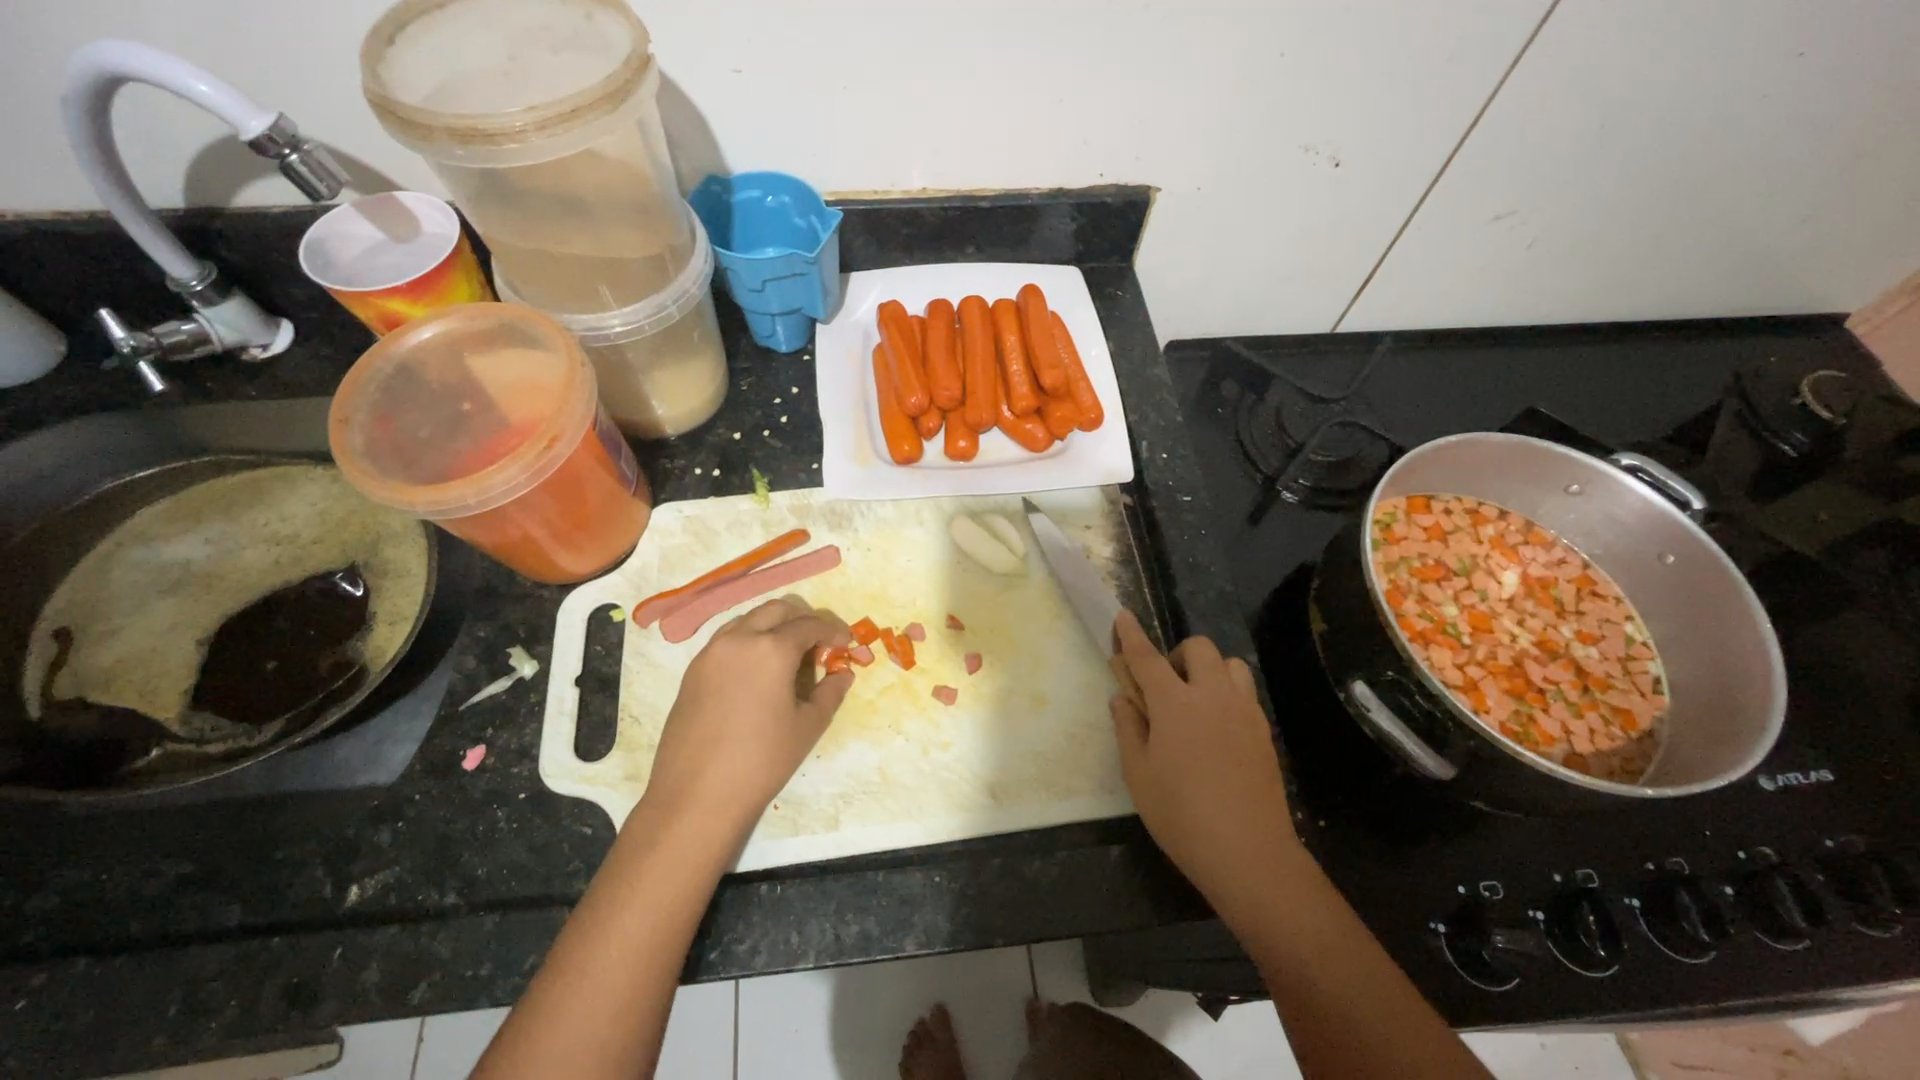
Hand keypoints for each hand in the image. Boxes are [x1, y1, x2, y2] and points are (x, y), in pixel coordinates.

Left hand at [642, 598, 852, 833]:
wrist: (697, 794)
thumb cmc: (762, 760)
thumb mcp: (807, 726)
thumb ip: (830, 693)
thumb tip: (842, 674)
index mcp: (771, 648)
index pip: (809, 625)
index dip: (833, 631)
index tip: (846, 643)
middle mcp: (738, 639)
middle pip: (777, 610)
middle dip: (803, 618)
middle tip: (821, 641)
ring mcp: (710, 652)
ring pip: (748, 619)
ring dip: (773, 625)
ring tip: (790, 653)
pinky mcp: (693, 670)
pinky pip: (727, 639)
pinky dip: (749, 640)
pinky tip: (759, 669)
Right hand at [1110, 610, 1299, 909]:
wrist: (1247, 850)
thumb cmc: (1180, 814)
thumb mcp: (1139, 774)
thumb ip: (1129, 729)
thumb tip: (1123, 698)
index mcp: (1175, 704)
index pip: (1147, 658)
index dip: (1132, 635)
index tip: (1123, 615)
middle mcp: (1212, 696)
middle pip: (1199, 648)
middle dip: (1178, 655)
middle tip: (1165, 687)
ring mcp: (1244, 711)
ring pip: (1231, 664)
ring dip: (1210, 670)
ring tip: (1196, 702)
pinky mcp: (1264, 731)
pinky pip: (1245, 692)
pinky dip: (1228, 693)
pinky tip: (1217, 727)